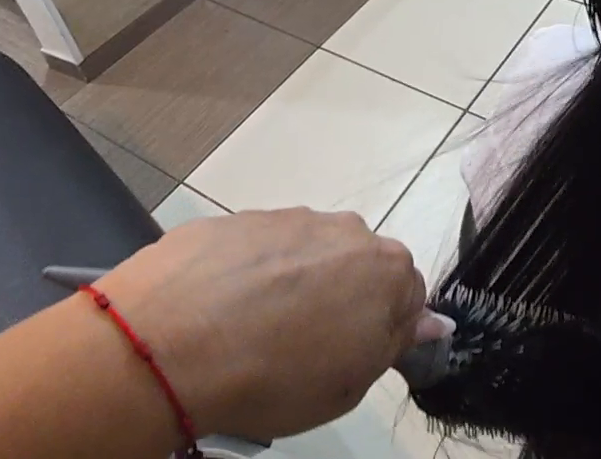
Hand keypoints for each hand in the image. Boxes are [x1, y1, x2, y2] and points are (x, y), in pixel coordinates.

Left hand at [98, 208, 428, 440]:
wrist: (171, 339)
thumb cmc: (274, 375)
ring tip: (254, 330)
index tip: (350, 354)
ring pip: (308, 252)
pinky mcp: (240, 217)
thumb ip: (394, 343)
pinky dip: (250, 273)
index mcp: (386, 268)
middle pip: (357, 265)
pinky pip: (259, 247)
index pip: (408, 293)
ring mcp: (290, 217)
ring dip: (294, 282)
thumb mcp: (347, 384)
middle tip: (304, 345)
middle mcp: (346, 229)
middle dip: (340, 297)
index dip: (381, 328)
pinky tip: (222, 310)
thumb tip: (430, 320)